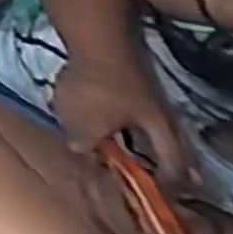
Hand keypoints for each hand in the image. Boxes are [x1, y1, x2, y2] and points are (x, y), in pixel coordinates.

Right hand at [55, 59, 191, 186]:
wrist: (98, 51)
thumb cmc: (129, 89)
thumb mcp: (159, 124)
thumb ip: (169, 155)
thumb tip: (178, 183)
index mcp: (85, 127)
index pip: (81, 151)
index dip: (101, 158)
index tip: (123, 157)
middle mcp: (63, 115)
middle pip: (75, 138)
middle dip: (96, 143)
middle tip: (122, 139)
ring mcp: (55, 99)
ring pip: (68, 123)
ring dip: (88, 128)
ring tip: (110, 122)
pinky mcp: (54, 88)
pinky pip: (65, 110)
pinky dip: (80, 114)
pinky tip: (97, 105)